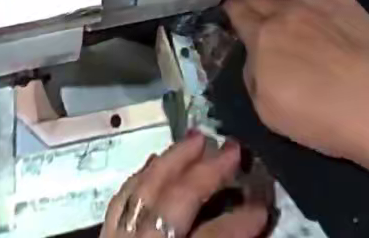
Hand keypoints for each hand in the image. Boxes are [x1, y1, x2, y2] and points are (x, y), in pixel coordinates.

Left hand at [102, 133, 271, 237]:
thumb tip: (248, 220)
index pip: (211, 237)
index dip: (239, 223)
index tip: (265, 208)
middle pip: (175, 198)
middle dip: (206, 171)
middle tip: (233, 147)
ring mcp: (118, 235)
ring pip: (144, 187)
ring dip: (173, 160)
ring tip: (197, 139)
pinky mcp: (104, 233)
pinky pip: (122, 197)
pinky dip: (142, 176)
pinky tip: (156, 160)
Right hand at [222, 0, 368, 164]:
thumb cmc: (320, 116)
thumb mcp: (267, 111)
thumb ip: (252, 78)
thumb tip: (254, 60)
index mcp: (258, 36)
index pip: (234, 10)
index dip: (230, 10)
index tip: (232, 15)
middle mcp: (279, 11)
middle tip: (249, 3)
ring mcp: (310, 1)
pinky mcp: (342, 0)